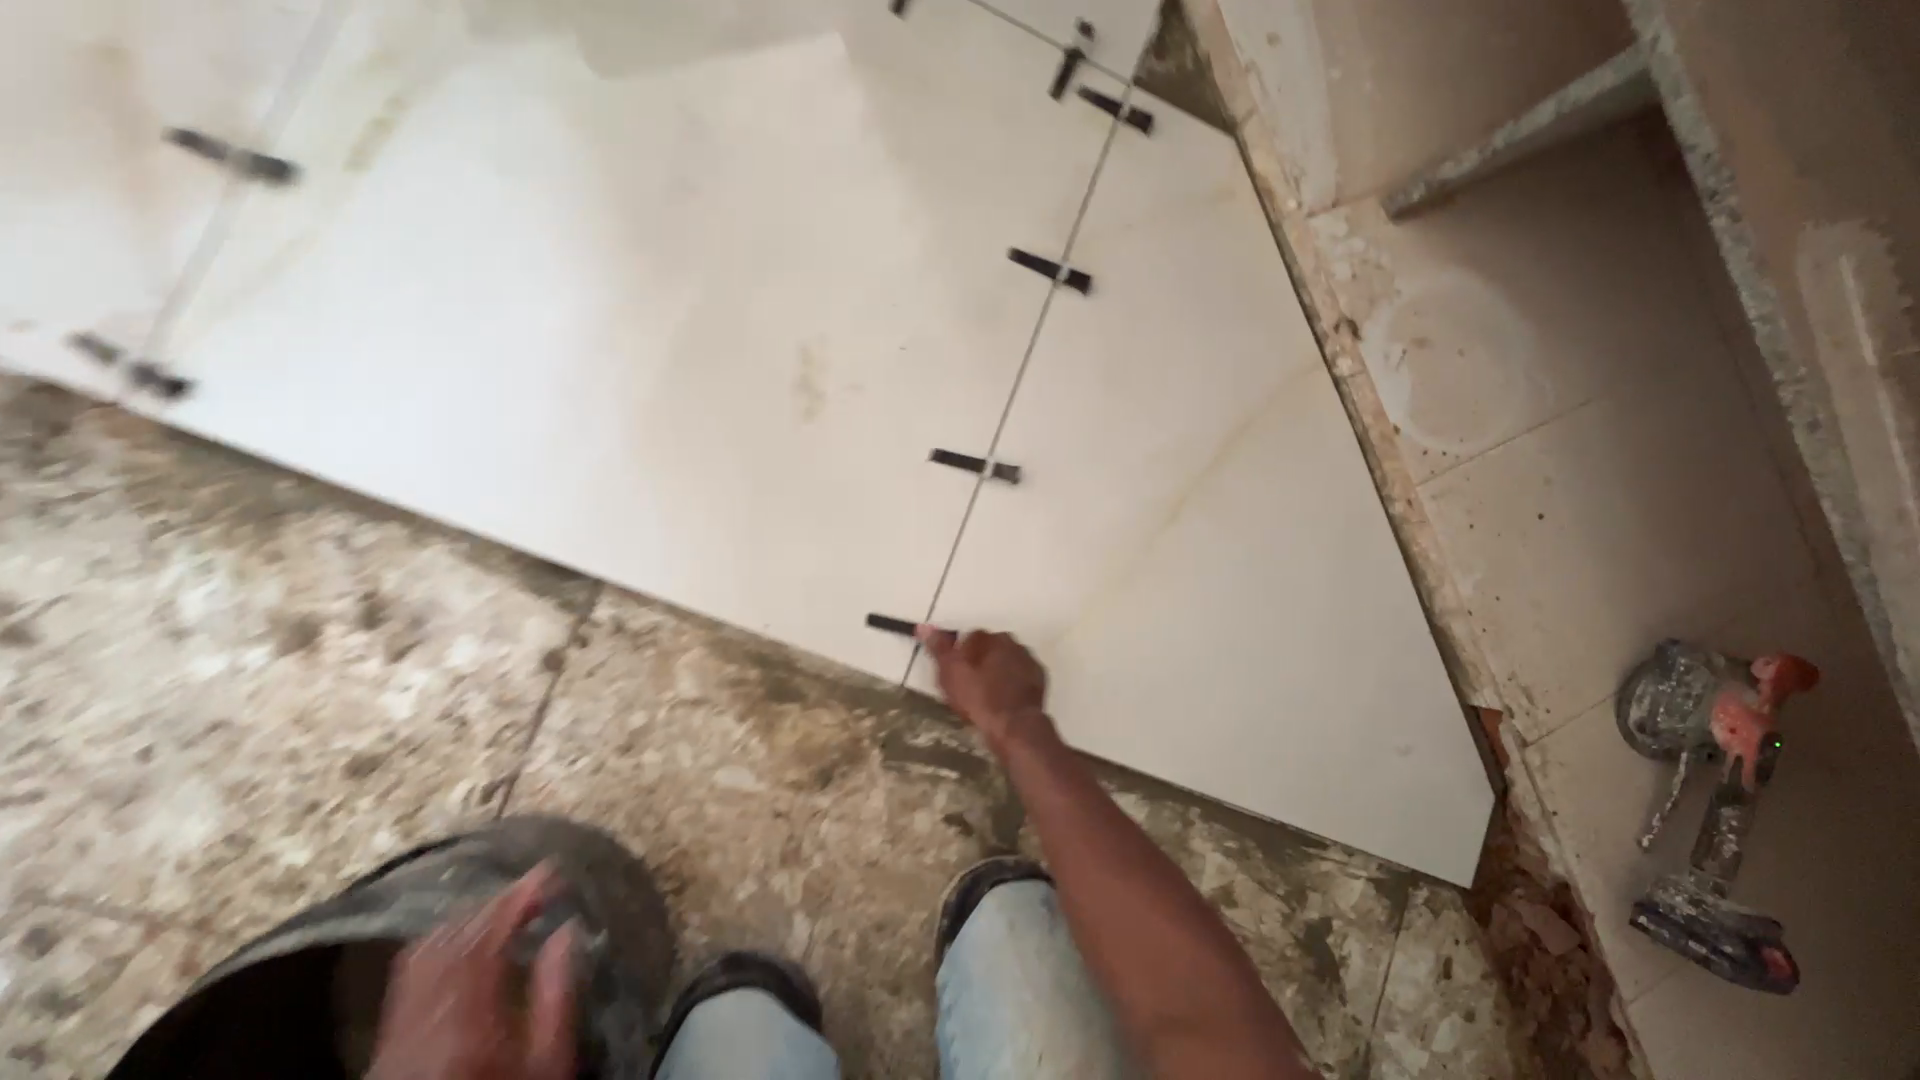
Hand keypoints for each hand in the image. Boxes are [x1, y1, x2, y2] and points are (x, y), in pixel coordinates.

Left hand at [369, 864, 578, 1079]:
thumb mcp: (547, 1058)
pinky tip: (465, 936)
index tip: (549, 872)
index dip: (518, 896)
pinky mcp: (393, 1028)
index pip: (489, 935)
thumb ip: (557, 993)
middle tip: (535, 885)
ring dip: (469, 916)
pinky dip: (442, 938)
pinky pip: (412, 965)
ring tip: (506, 906)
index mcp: (470, 1011)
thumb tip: (567, 930)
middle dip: (497, 902)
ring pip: (430, 946)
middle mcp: (429, 1006)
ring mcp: (403, 1016)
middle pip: (457, 935)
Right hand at [915, 626, 1050, 753]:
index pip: (969, 637)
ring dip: (998, 670)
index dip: (960, 654)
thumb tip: (923, 627)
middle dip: (981, 660)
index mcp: (987, 637)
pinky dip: (1013, 682)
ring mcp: (1028, 659)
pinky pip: (1021, 674)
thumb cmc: (978, 698)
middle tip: (970, 684)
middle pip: (990, 646)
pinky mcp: (1040, 678)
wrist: (1014, 725)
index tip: (955, 672)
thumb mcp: (950, 674)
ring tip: (987, 693)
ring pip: (1007, 660)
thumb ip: (938, 648)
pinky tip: (1005, 698)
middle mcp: (1010, 642)